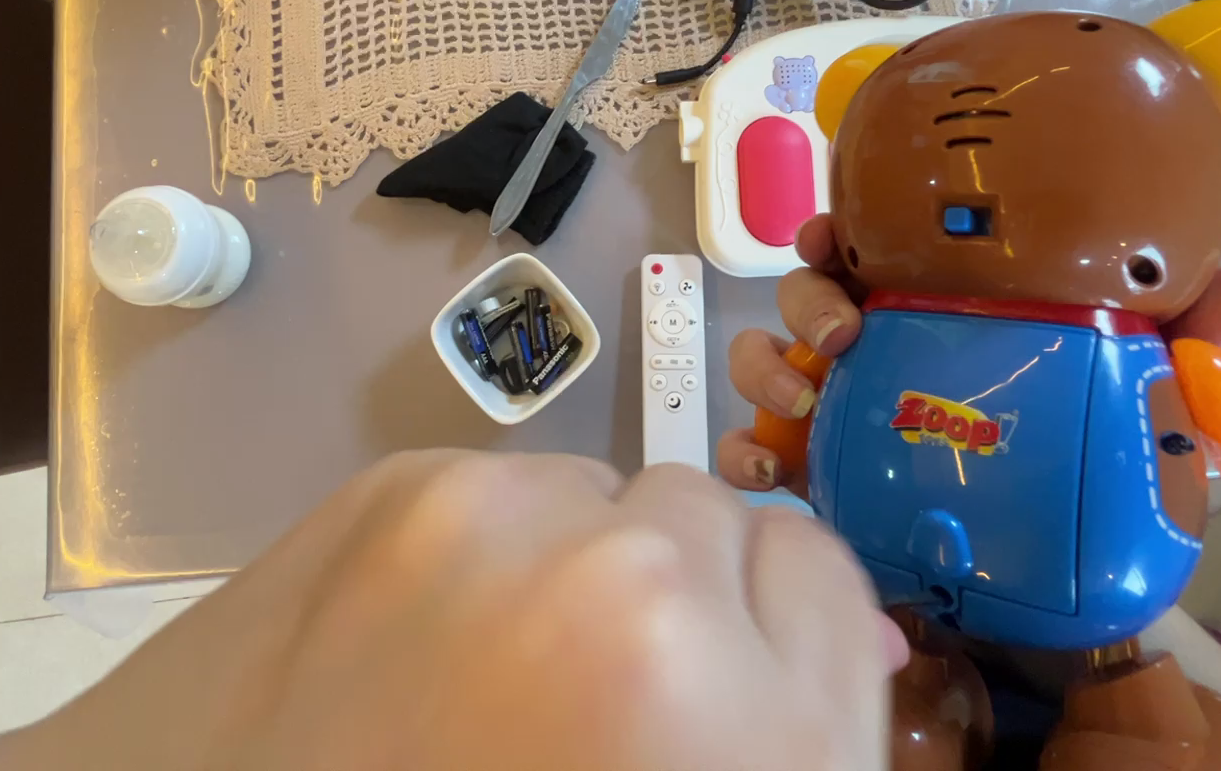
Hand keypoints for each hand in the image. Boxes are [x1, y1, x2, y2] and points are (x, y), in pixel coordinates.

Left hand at [2, 452, 896, 769]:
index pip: (818, 572)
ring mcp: (497, 521)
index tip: (731, 670)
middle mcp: (634, 595)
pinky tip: (421, 637)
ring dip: (582, 559)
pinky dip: (493, 547)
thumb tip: (824, 633)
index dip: (779, 627)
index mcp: (742, 733)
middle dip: (680, 591)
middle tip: (597, 690)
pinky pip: (510, 487)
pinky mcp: (396, 489)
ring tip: (496, 668)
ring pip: (608, 489)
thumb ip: (783, 727)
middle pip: (713, 513)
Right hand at [718, 214, 1220, 495]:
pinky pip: (746, 448)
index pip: (866, 251)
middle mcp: (867, 352)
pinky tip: (767, 470)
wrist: (1042, 584)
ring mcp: (829, 410)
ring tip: (802, 404)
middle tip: (841, 336)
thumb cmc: (1081, 477)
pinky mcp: (807, 471)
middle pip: (802, 296)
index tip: (834, 237)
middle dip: (805, 302)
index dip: (836, 232)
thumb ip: (1190, 354)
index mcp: (928, 318)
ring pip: (758, 357)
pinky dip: (741, 451)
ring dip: (764, 369)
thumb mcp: (1143, 416)